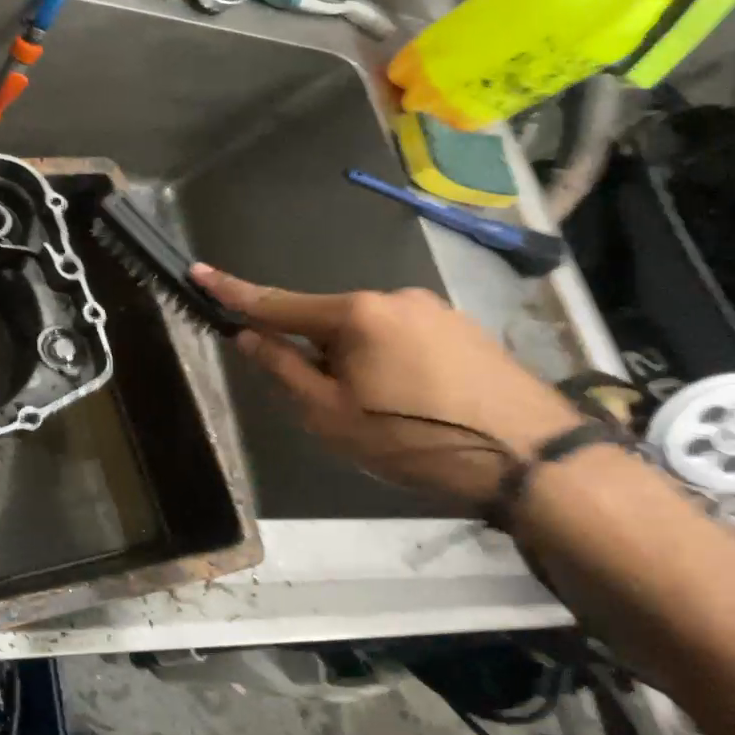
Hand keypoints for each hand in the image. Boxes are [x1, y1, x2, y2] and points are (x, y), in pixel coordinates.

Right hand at [192, 264, 584, 504]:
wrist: (537, 462)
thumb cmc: (416, 438)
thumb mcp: (330, 415)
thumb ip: (282, 369)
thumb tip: (250, 337)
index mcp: (356, 314)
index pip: (277, 303)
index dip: (232, 292)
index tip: (197, 272)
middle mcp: (394, 299)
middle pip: (326, 321)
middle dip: (313, 353)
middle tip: (328, 404)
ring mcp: (435, 312)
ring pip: (365, 332)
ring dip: (353, 362)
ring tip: (379, 414)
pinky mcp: (465, 331)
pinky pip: (401, 339)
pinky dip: (388, 364)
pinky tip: (411, 404)